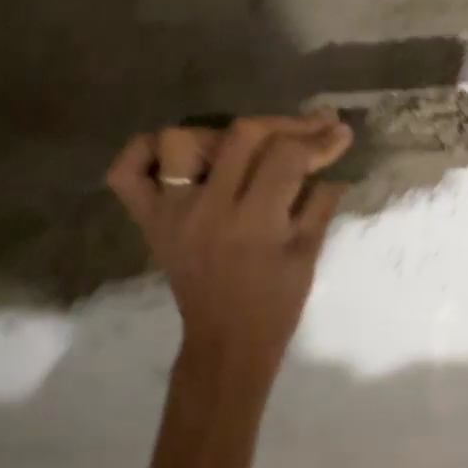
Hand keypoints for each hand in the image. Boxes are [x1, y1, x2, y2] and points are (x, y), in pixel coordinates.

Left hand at [106, 111, 353, 370]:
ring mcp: (172, 213)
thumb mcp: (309, 252)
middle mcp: (209, 210)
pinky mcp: (150, 221)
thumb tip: (335, 151)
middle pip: (243, 135)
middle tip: (307, 129)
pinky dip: (146, 153)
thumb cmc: (276, 303)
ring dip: (221, 134)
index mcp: (256, 223)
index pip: (287, 157)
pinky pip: (127, 174)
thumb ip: (321, 199)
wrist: (227, 342)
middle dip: (285, 125)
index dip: (319, 139)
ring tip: (246, 147)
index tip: (340, 132)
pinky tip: (181, 155)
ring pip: (182, 141)